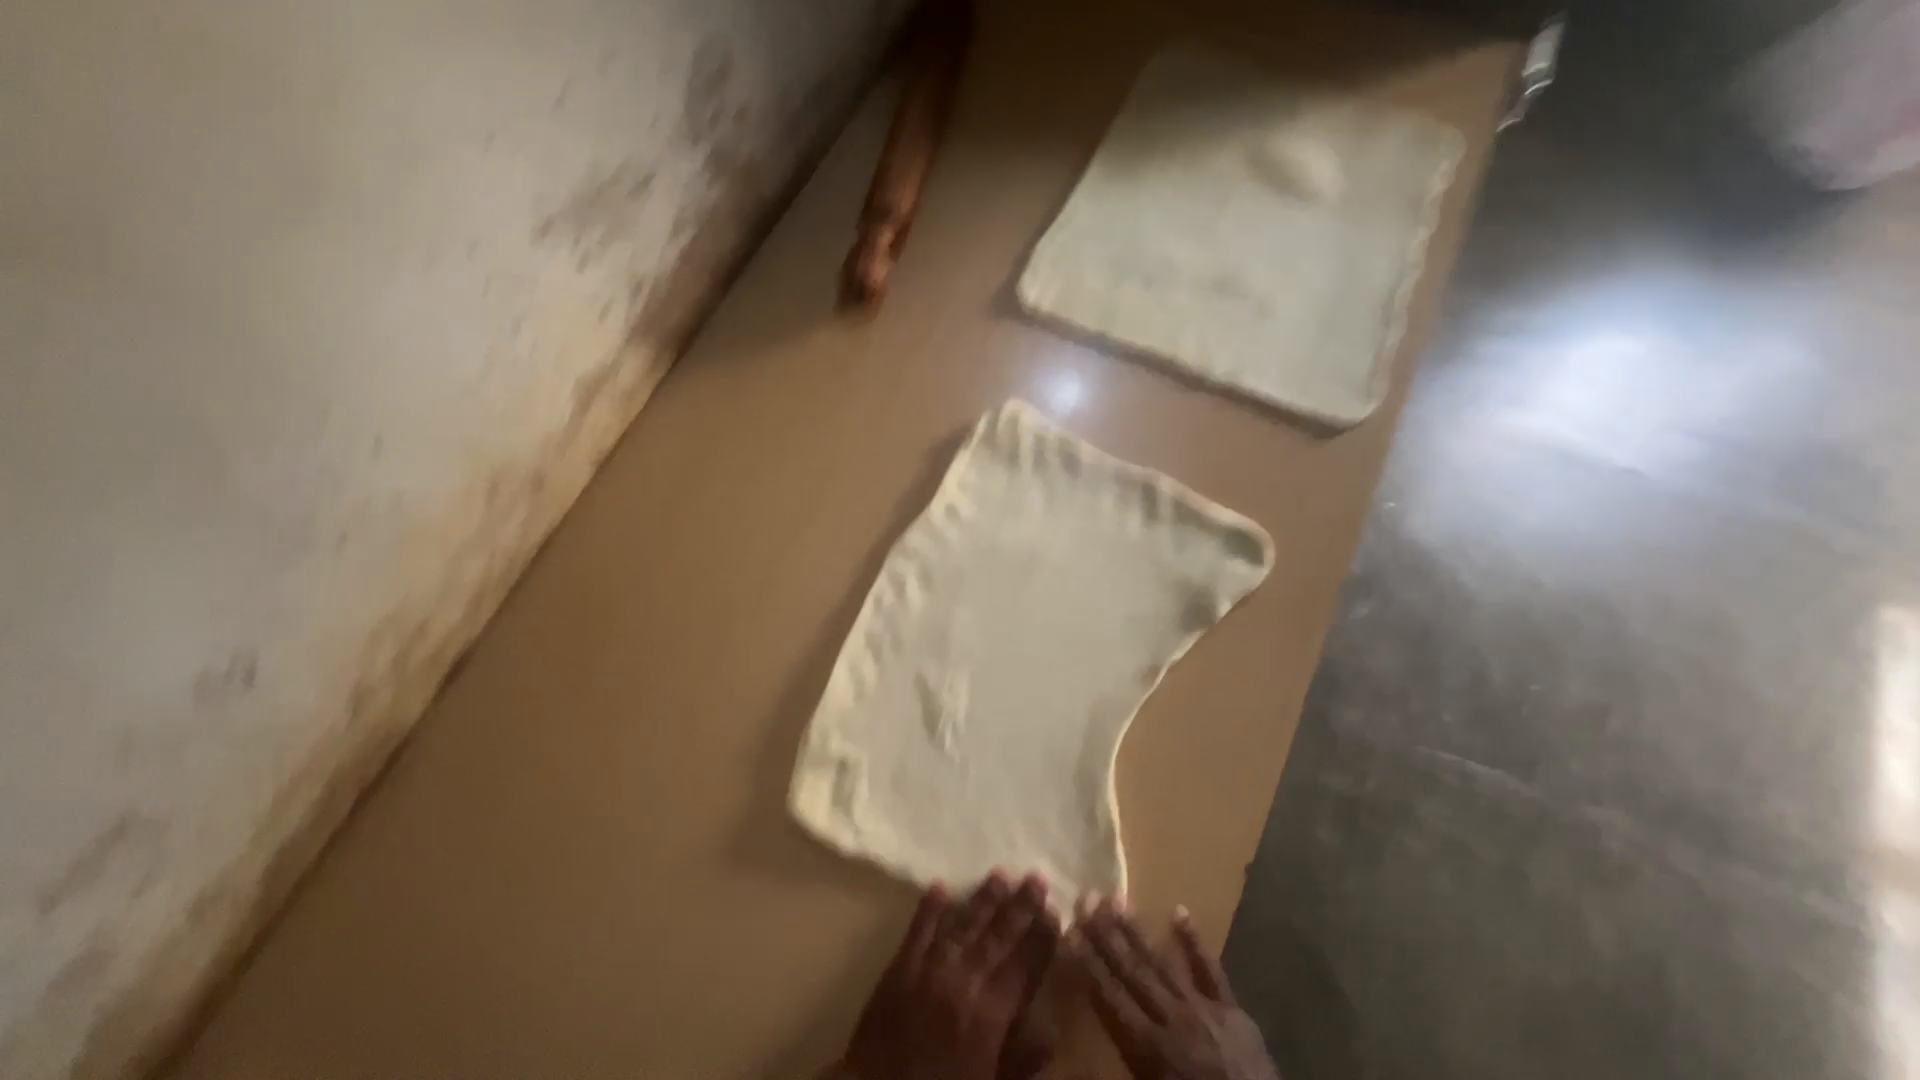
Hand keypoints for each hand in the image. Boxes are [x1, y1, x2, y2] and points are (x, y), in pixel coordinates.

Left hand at [837, 871, 1060, 1079]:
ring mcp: (930, 971)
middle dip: (1020, 907)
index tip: (1055, 911)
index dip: (1041, 939)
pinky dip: (929, 909)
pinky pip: (918, 932)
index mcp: (991, 1014)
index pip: (1024, 967)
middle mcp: (965, 983)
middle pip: (998, 938)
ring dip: (982, 899)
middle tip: (1036, 877)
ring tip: (1000, 873)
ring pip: (962, 927)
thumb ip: (1021, 1060)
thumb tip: (1050, 1032)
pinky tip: (940, 886)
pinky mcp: (900, 969)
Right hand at [1071, 897, 1280, 1079]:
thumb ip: (1115, 1069)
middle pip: (1132, 971)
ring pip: (1163, 963)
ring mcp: (1203, 1009)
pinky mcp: (1232, 1009)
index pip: (1109, 996)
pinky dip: (1194, 941)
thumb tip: (1074, 1063)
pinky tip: (1179, 910)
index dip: (1088, 962)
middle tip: (1088, 897)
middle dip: (1106, 934)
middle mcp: (1170, 1018)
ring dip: (1138, 931)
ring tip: (1118, 898)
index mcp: (1147, 1046)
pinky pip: (1211, 970)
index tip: (1070, 929)